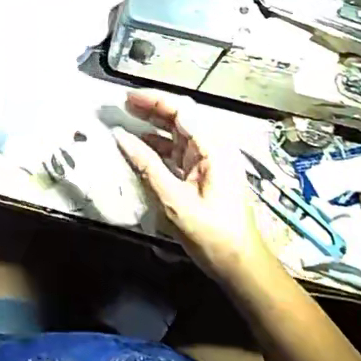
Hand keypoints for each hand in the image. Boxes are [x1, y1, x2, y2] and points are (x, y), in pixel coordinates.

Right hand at [114, 90, 279, 284]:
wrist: (238, 263)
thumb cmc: (213, 234)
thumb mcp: (174, 200)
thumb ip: (146, 166)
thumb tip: (122, 138)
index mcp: (213, 148)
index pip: (182, 110)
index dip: (154, 100)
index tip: (129, 97)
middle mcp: (213, 148)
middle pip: (180, 117)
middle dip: (152, 108)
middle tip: (124, 104)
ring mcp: (208, 160)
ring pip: (177, 132)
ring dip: (152, 125)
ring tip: (127, 120)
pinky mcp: (202, 173)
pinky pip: (177, 150)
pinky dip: (157, 145)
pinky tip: (139, 146)